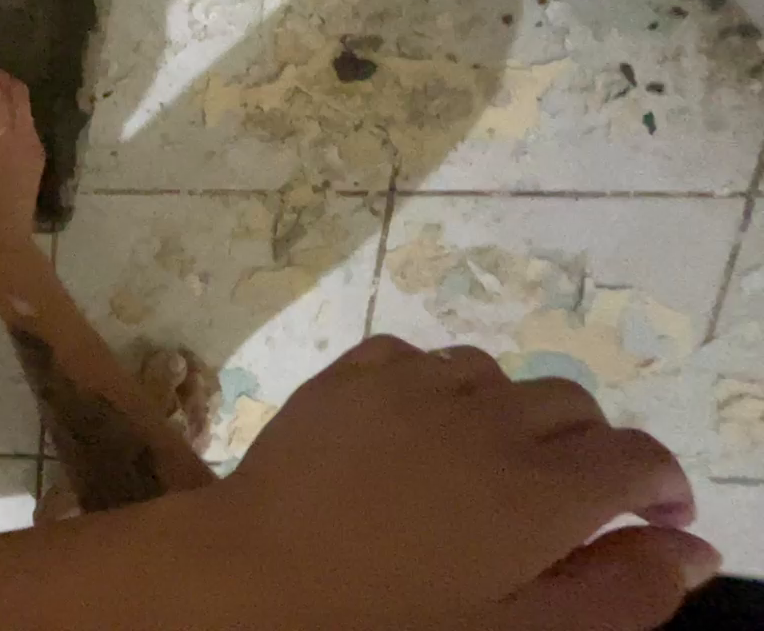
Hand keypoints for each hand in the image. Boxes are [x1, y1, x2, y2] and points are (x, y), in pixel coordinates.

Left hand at [220, 335, 718, 630]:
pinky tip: (416, 417)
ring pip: (486, 368)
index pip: (633, 452)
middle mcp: (476, 419)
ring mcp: (400, 384)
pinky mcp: (342, 373)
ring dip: (503, 404)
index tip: (645, 516)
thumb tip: (687, 546)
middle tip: (559, 492)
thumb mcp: (525, 628)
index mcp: (537, 486)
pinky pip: (407, 351)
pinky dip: (429, 376)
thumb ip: (622, 591)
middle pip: (566, 400)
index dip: (656, 482)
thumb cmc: (395, 612)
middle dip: (584, 443)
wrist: (266, 563)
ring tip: (481, 454)